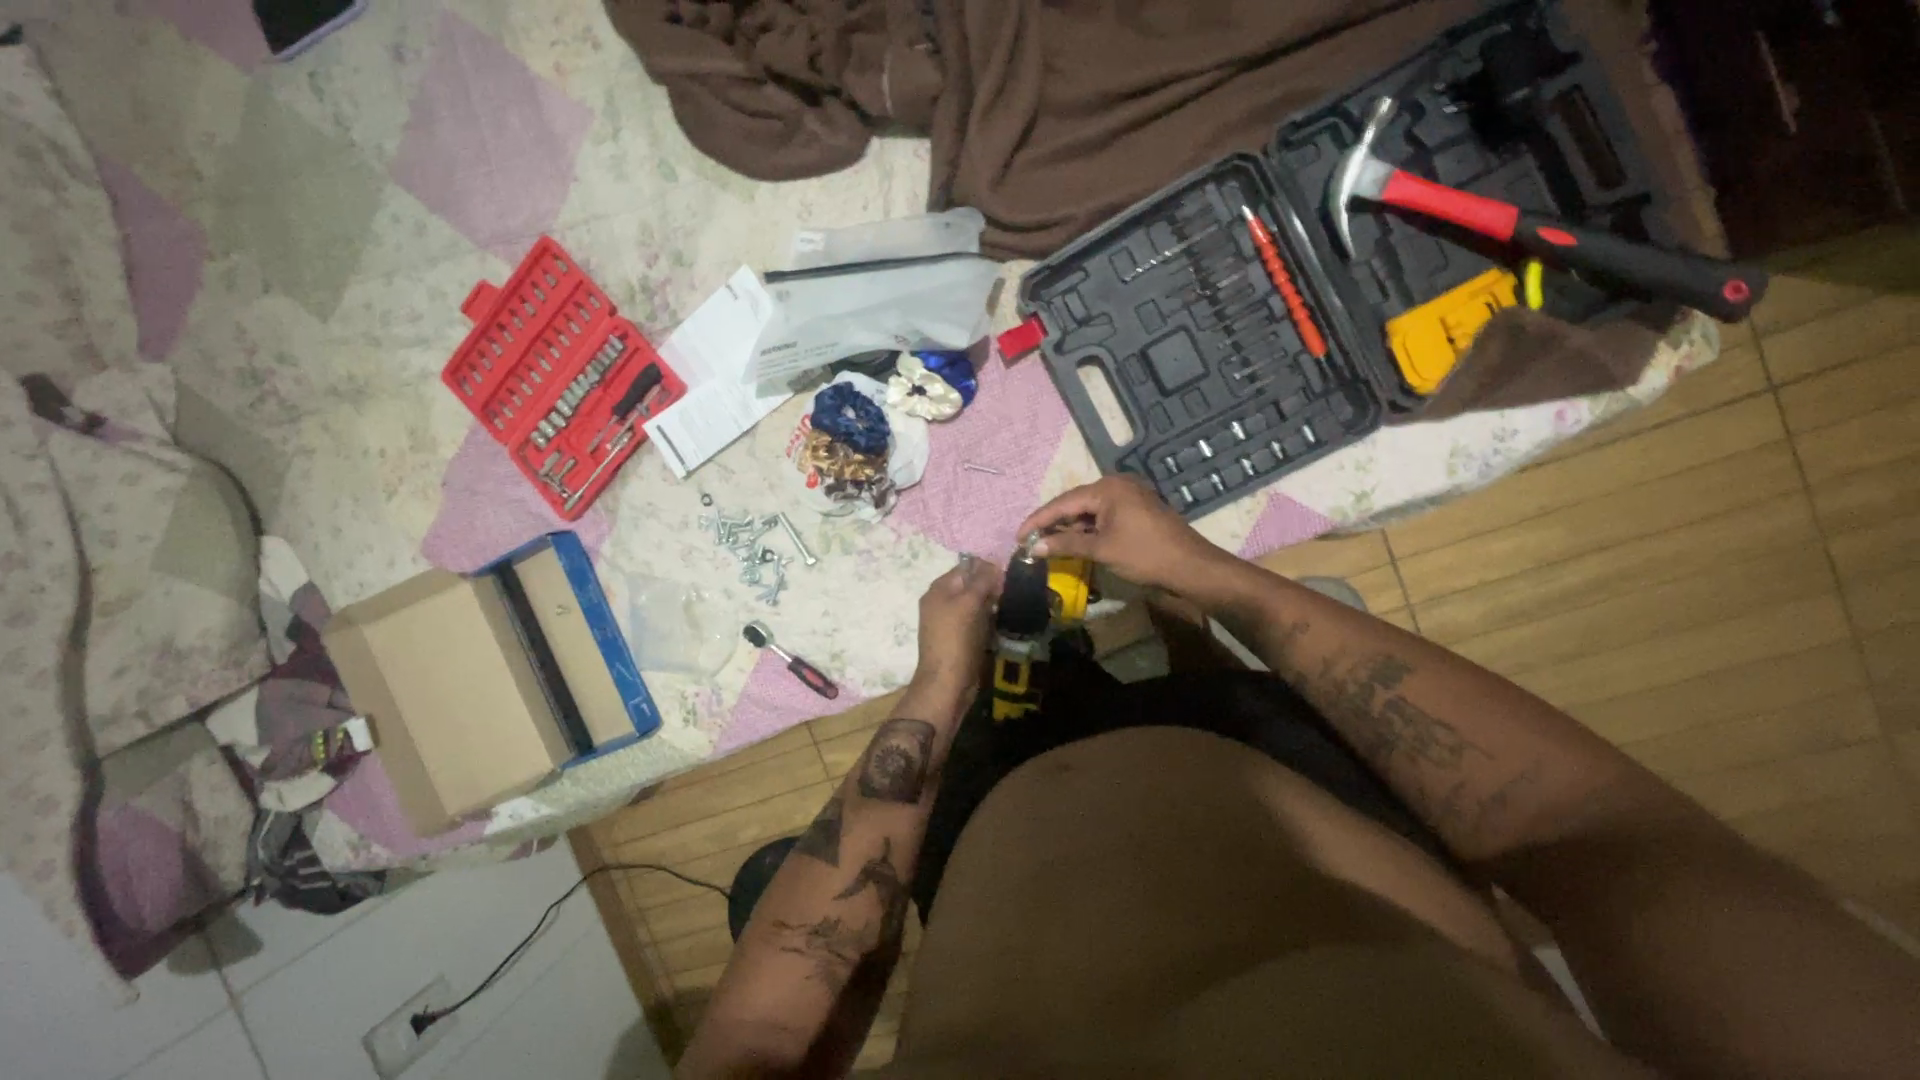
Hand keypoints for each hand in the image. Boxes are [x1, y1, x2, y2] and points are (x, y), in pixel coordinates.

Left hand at [913, 554, 1003, 693]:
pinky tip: (1008, 619)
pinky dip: (992, 619)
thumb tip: (995, 564)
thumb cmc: (956, 639)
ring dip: (996, 603)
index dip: (988, 567)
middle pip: (972, 585)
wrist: (947, 683)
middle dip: (993, 585)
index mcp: (939, 589)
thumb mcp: (968, 604)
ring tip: (1016, 602)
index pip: (966, 567)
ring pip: (978, 603)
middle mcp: (943, 602)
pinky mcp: (963, 638)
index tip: (1011, 572)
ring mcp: (953, 621)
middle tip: (1017, 589)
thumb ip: (981, 581)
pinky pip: (980, 620)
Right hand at [1016, 476, 1234, 594]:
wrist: (1191, 567)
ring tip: (1049, 545)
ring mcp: (1130, 497)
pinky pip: (1104, 516)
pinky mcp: (1138, 511)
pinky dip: (1089, 530)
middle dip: (1053, 524)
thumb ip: (1065, 544)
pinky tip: (1076, 544)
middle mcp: (1118, 485)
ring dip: (1071, 529)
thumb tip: (1034, 547)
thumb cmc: (1145, 555)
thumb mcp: (1101, 550)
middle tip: (1031, 542)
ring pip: (1090, 511)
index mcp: (1107, 488)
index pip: (1063, 502)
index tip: (1018, 537)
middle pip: (1076, 504)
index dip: (1038, 520)